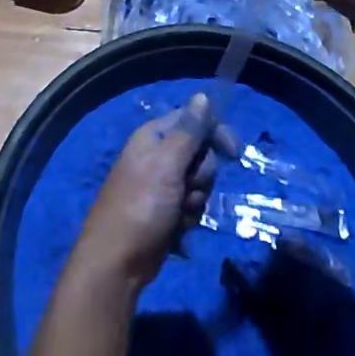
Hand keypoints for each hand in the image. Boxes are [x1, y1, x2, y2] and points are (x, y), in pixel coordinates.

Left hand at [73, 94, 234, 287]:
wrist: (120, 259)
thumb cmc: (142, 204)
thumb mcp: (167, 164)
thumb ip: (188, 131)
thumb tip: (203, 96)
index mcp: (154, 136)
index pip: (194, 120)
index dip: (215, 133)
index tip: (234, 152)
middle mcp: (159, 155)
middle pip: (201, 153)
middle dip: (202, 174)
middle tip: (187, 188)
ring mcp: (163, 183)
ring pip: (200, 182)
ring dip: (196, 199)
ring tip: (178, 211)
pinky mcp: (168, 208)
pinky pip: (193, 204)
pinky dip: (189, 215)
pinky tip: (177, 226)